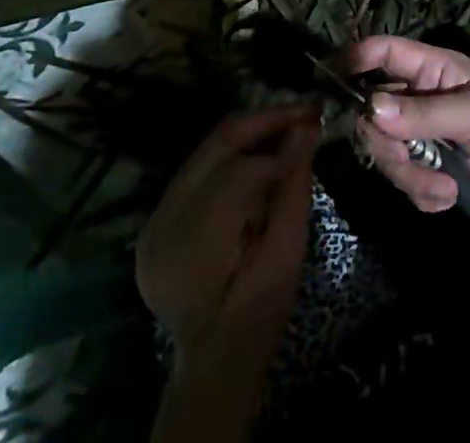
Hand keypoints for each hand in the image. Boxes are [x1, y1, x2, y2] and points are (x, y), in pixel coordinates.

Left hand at [136, 104, 318, 351]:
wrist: (217, 356)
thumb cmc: (262, 305)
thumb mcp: (289, 247)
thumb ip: (294, 183)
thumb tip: (307, 129)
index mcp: (197, 236)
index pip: (242, 164)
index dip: (282, 137)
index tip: (317, 120)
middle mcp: (163, 220)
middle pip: (216, 144)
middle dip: (264, 120)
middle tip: (306, 111)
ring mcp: (152, 222)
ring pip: (204, 154)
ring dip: (248, 137)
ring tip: (287, 129)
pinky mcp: (153, 225)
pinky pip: (195, 175)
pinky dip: (229, 160)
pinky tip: (258, 160)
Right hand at [339, 36, 469, 225]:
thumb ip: (421, 113)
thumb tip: (368, 108)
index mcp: (437, 68)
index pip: (385, 51)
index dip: (355, 59)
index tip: (327, 82)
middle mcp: (424, 96)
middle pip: (374, 112)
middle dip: (388, 144)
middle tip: (410, 161)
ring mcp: (427, 132)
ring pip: (386, 151)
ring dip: (409, 175)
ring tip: (443, 188)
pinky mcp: (433, 166)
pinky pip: (405, 178)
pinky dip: (422, 192)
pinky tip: (449, 198)